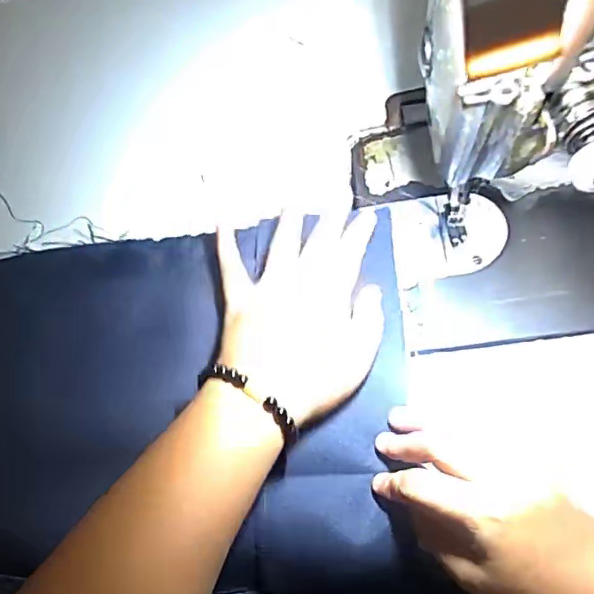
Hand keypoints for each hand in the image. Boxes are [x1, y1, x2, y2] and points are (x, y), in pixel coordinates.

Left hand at [216, 206, 384, 425]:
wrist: (262, 398)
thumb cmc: (317, 382)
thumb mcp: (359, 356)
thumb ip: (369, 319)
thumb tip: (370, 291)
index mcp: (333, 292)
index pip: (350, 253)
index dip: (359, 232)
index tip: (367, 215)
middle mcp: (300, 280)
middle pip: (319, 241)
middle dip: (332, 217)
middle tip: (339, 194)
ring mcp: (267, 287)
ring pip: (281, 244)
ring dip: (290, 221)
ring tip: (295, 202)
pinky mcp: (239, 299)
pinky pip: (231, 264)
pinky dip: (226, 240)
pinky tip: (223, 217)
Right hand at [372, 409, 593, 593]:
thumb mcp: (471, 578)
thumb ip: (435, 537)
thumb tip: (412, 508)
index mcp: (483, 515)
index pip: (425, 486)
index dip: (396, 484)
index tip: (378, 483)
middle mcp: (503, 479)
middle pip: (446, 445)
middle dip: (410, 441)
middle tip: (384, 440)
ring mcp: (525, 465)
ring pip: (470, 431)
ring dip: (435, 424)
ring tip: (406, 418)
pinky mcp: (540, 463)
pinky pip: (496, 435)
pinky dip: (468, 427)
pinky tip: (451, 424)